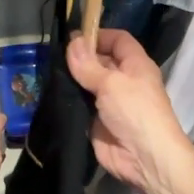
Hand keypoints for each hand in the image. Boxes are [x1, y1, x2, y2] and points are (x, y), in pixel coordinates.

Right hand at [66, 30, 192, 193]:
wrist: (145, 158)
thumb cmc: (135, 112)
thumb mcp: (112, 83)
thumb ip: (89, 65)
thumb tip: (73, 42)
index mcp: (136, 65)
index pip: (118, 40)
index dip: (98, 35)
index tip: (73, 37)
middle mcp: (124, 81)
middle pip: (101, 61)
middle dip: (80, 58)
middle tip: (53, 55)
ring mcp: (111, 102)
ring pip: (88, 84)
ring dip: (72, 80)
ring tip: (48, 72)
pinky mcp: (98, 122)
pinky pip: (81, 106)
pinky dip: (69, 101)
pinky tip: (51, 94)